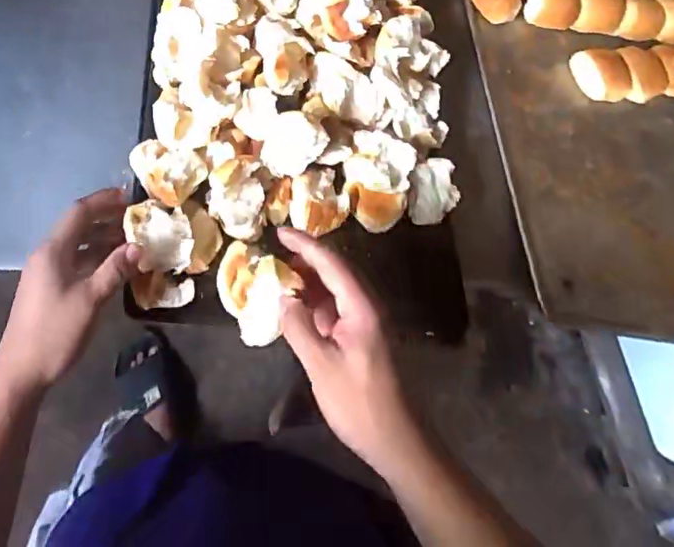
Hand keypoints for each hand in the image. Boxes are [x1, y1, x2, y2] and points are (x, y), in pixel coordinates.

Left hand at [0, 187, 138, 391]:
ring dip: (103, 238)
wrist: (19, 374)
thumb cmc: (54, 333)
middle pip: (78, 225)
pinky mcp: (48, 287)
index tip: (130, 197)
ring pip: (77, 244)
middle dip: (107, 218)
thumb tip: (139, 246)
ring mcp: (45, 271)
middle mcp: (47, 254)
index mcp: (53, 250)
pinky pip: (75, 260)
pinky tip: (114, 265)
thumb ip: (114, 269)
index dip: (104, 201)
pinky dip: (95, 257)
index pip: (80, 212)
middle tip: (136, 217)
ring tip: (132, 239)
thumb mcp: (90, 300)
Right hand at [276, 227, 425, 473]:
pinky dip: (315, 300)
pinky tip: (297, 307)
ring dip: (310, 279)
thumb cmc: (360, 404)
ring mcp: (367, 321)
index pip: (331, 263)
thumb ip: (299, 328)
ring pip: (336, 287)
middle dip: (306, 257)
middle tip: (275, 251)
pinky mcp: (363, 336)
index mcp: (361, 307)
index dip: (304, 244)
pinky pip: (337, 306)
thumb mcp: (321, 367)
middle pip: (336, 269)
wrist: (398, 442)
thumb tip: (282, 298)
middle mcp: (367, 306)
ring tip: (280, 275)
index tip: (279, 231)